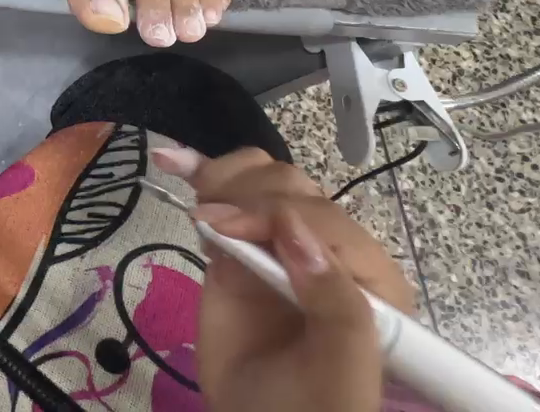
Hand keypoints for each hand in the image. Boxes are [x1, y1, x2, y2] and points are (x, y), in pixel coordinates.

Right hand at [151, 145, 416, 411]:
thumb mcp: (340, 380)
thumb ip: (337, 309)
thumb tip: (293, 229)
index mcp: (368, 279)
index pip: (321, 218)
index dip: (269, 212)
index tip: (219, 230)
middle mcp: (327, 250)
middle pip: (289, 187)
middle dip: (243, 198)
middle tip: (207, 227)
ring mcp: (279, 242)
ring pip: (259, 176)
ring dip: (222, 181)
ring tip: (200, 213)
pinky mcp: (238, 241)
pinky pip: (225, 188)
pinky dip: (196, 167)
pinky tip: (170, 160)